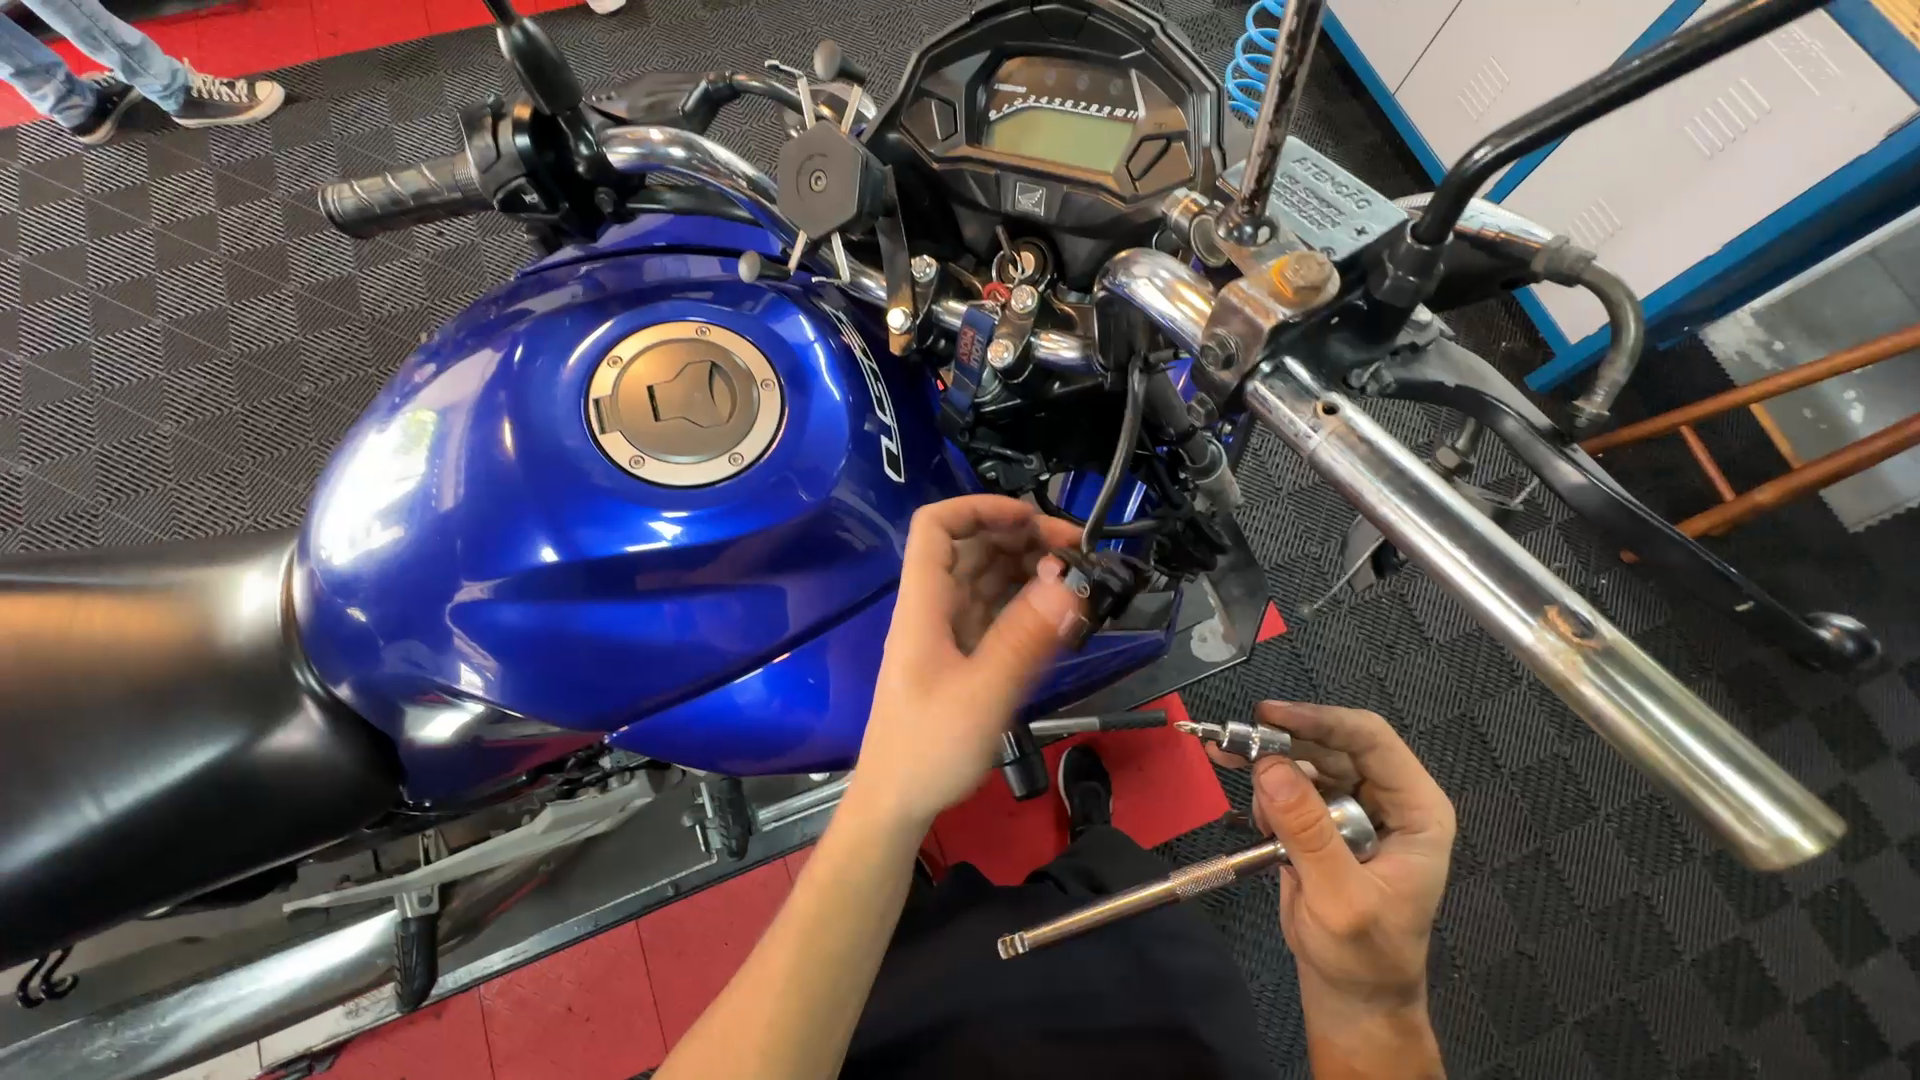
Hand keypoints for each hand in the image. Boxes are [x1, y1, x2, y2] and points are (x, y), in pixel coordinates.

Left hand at [850, 496, 1085, 827]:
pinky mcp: (962, 656)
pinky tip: (1058, 609)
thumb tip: (1069, 581)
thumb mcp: (982, 694)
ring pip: (985, 577)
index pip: (936, 526)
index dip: (980, 508)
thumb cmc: (928, 749)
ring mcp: (947, 632)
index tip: (1033, 519)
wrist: (897, 801)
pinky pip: (994, 611)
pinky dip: (1024, 601)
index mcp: (924, 604)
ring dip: (1027, 567)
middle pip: (970, 547)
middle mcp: (934, 608)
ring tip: (1076, 576)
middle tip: (1078, 551)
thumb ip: (1025, 638)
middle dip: (1020, 536)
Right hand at [1221, 702, 1454, 1071]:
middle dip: (1282, 741)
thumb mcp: (1341, 898)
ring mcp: (1349, 808)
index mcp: (1414, 809)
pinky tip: (1247, 803)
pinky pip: (1286, 785)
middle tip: (1234, 741)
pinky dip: (1261, 785)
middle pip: (1330, 744)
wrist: (1349, 990)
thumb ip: (1309, 833)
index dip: (1321, 720)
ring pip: (1303, 760)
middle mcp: (1384, 798)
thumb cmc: (1365, 952)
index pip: (1371, 741)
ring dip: (1265, 761)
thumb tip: (1270, 767)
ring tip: (1228, 761)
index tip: (1268, 716)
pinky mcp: (1318, 821)